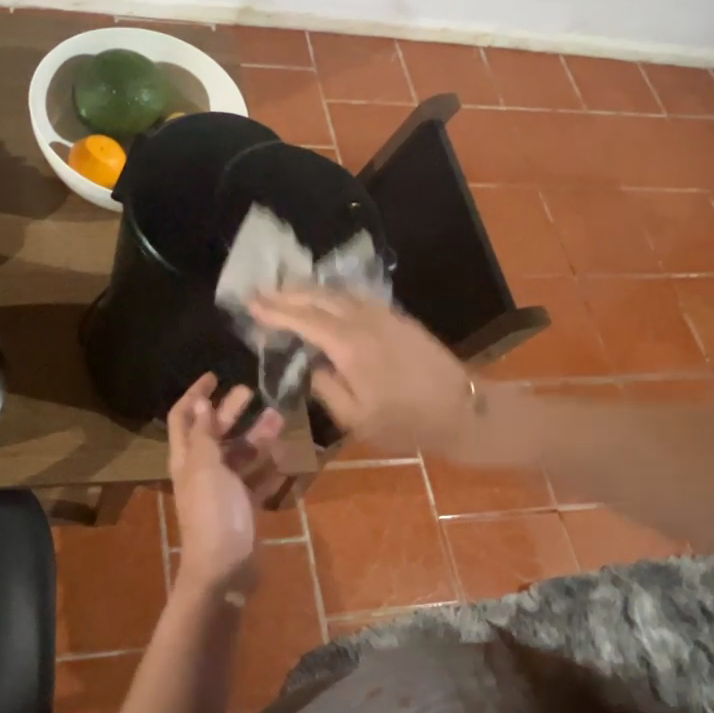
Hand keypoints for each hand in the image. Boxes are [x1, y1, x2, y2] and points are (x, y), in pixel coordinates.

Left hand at [167, 373, 285, 598]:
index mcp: (186, 458)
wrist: (225, 568)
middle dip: (230, 410)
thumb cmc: (212, 513)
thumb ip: (204, 435)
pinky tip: (284, 453)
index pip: (183, 417)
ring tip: (278, 418)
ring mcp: (223, 490)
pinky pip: (256, 479)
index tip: (214, 375)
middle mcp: (202, 470)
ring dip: (255, 435)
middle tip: (251, 392)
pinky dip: (267, 466)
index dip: (194, 394)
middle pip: (213, 432)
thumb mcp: (205, 467)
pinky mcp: (243, 506)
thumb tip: (200, 402)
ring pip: (239, 454)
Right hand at [249, 290, 470, 455]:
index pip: (303, 319)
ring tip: (285, 291)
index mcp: (349, 346)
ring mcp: (383, 315)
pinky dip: (332, 293)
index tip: (250, 304)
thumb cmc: (406, 423)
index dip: (274, 311)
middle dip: (286, 293)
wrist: (463, 410)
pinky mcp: (397, 317)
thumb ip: (326, 388)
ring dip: (308, 289)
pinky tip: (325, 298)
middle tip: (259, 292)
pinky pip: (356, 296)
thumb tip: (310, 366)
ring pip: (337, 292)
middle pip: (317, 297)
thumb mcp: (356, 419)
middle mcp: (363, 321)